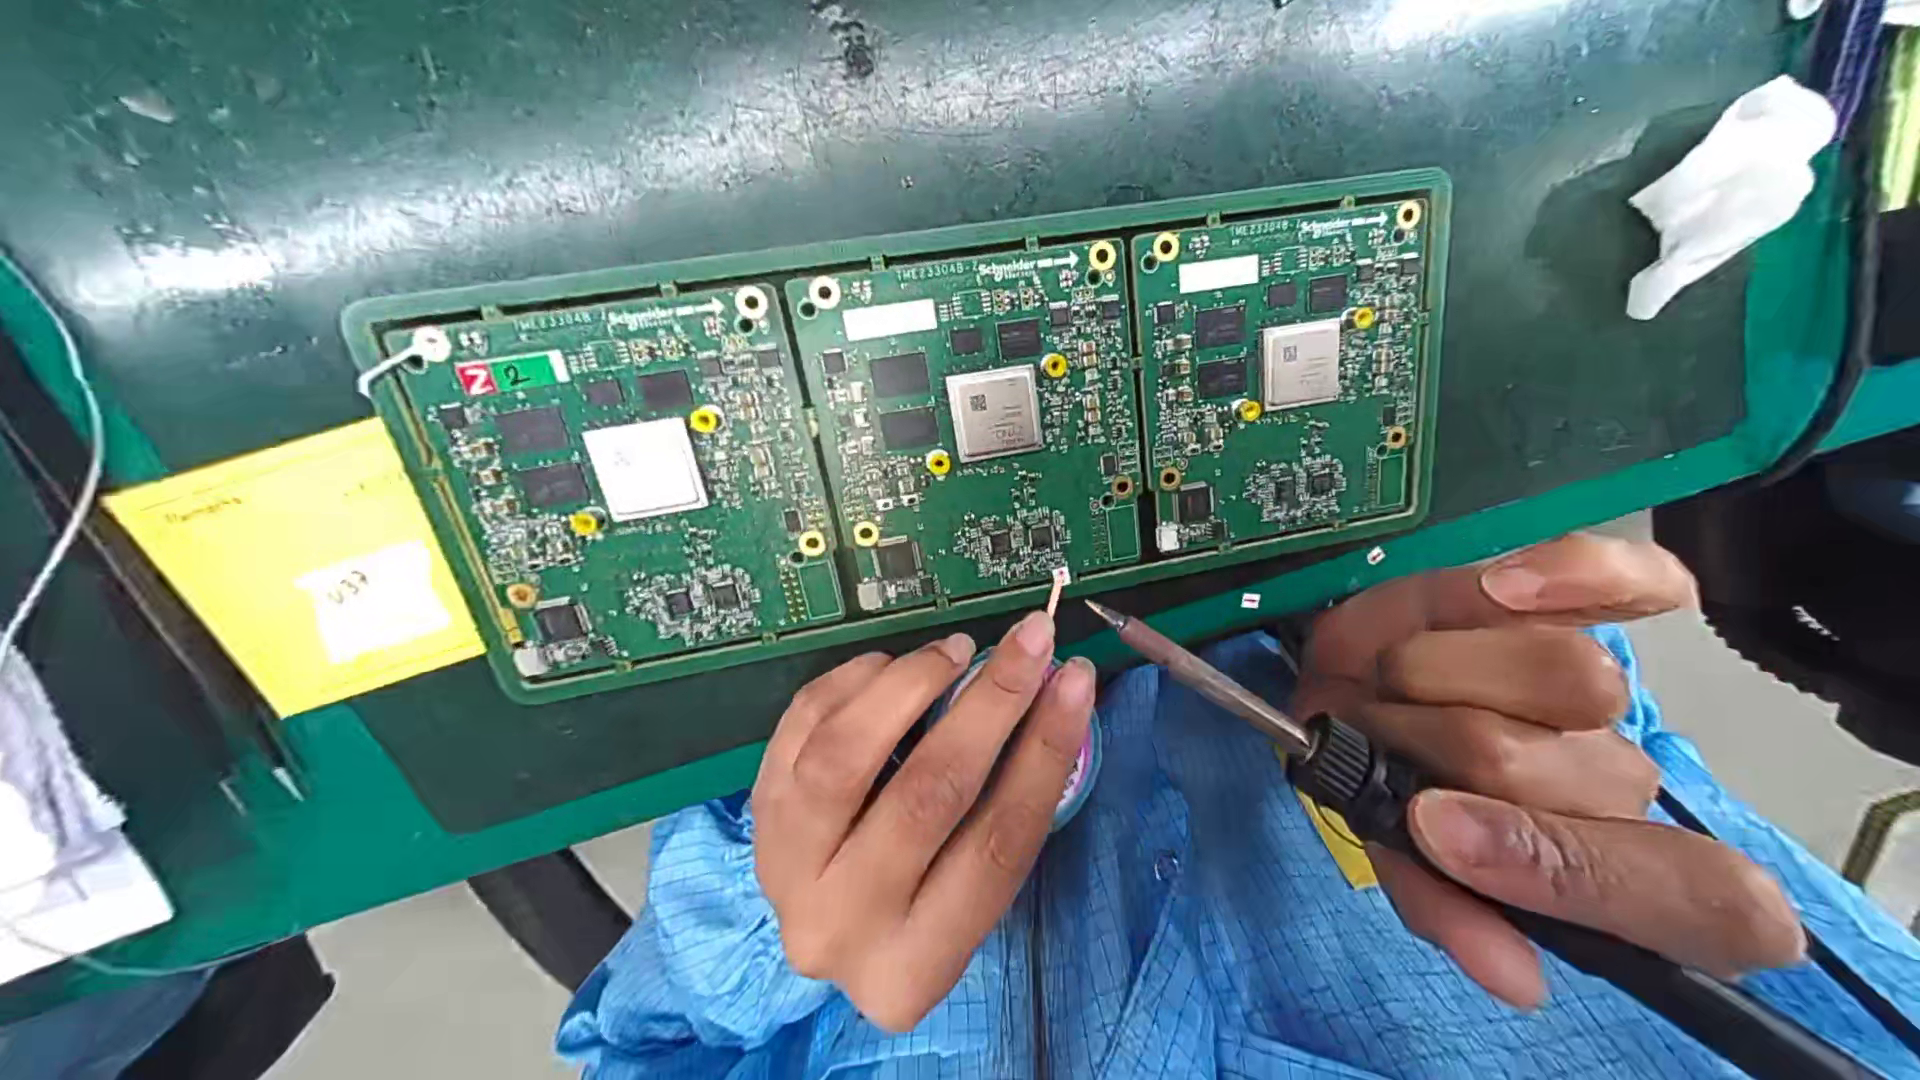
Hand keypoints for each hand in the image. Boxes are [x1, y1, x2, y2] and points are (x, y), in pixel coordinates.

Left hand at [751, 611, 1095, 1031]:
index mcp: (917, 968)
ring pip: (845, 753)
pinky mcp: (757, 812)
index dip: (1045, 750)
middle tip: (1029, 640)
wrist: (822, 916)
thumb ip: (1005, 798)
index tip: (1073, 677)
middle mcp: (842, 928)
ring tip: (952, 650)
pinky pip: (801, 724)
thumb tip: (1049, 687)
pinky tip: (889, 667)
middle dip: (991, 702)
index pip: (999, 844)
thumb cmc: (918, 898)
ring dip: (912, 683)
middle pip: (928, 794)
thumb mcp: (967, 883)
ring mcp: (785, 869)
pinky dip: (855, 679)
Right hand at [1294, 533, 1804, 1006]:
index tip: (1439, 827)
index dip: (1582, 872)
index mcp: (1602, 858)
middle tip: (1375, 735)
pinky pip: (1623, 574)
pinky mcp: (1583, 589)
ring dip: (1433, 676)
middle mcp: (1617, 771)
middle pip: (1565, 770)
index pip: (1703, 903)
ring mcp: (1598, 676)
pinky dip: (1575, 577)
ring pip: (1568, 675)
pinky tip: (1507, 589)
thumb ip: (1439, 902)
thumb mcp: (1388, 846)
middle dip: (1433, 747)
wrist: (1342, 682)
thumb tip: (1513, 974)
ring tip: (1392, 679)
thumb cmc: (1370, 769)